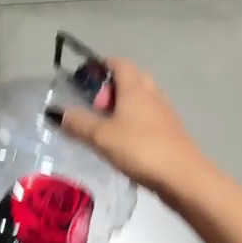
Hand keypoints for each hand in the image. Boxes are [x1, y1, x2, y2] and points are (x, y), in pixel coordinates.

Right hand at [49, 57, 208, 195]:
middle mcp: (152, 95)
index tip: (86, 77)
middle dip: (113, 87)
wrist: (185, 179)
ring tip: (108, 127)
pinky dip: (136, 123)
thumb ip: (78, 123)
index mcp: (135, 88)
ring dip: (125, 106)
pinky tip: (126, 144)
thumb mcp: (101, 136)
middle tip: (97, 106)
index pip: (120, 63)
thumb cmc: (141, 149)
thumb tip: (56, 112)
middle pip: (133, 79)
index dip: (103, 65)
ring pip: (143, 99)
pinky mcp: (172, 134)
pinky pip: (150, 118)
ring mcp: (165, 114)